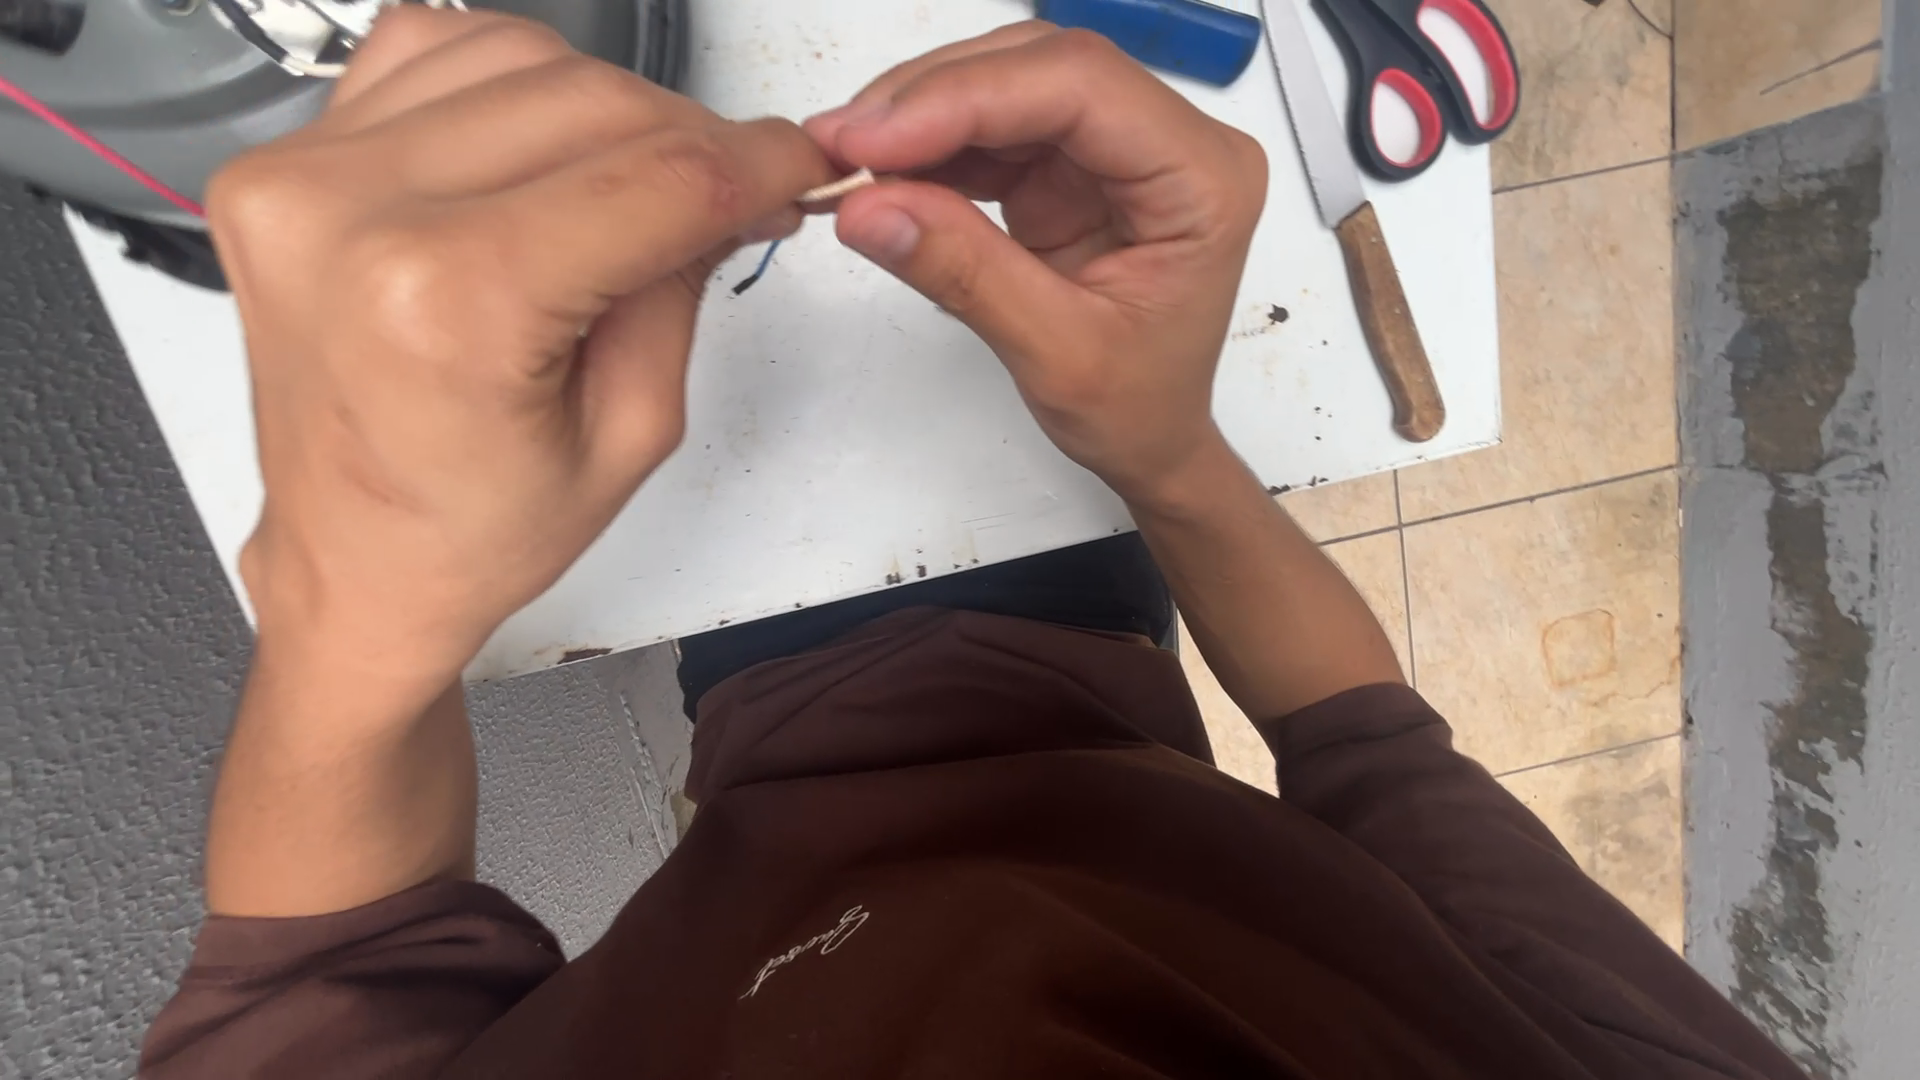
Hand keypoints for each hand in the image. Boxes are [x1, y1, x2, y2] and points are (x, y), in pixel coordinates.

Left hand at [209, 9, 832, 703]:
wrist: (362, 556)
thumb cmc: (489, 528)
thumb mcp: (636, 429)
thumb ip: (681, 294)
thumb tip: (730, 197)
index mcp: (456, 305)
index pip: (655, 182)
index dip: (756, 162)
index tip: (808, 164)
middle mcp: (358, 211)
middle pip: (594, 104)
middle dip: (701, 139)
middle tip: (753, 187)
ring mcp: (306, 171)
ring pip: (521, 59)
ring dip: (622, 109)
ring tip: (662, 180)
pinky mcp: (292, 160)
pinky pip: (434, 56)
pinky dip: (527, 84)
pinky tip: (570, 146)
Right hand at [805, 22, 1266, 506]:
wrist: (1148, 440)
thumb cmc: (1133, 410)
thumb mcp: (1054, 354)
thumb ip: (965, 274)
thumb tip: (864, 209)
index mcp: (1201, 180)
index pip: (1079, 88)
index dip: (963, 98)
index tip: (867, 138)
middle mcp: (1170, 145)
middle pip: (1040, 72)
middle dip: (931, 101)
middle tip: (839, 142)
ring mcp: (1118, 154)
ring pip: (1010, 93)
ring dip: (923, 121)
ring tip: (847, 160)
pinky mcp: (1075, 174)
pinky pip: (996, 140)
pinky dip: (934, 155)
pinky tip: (886, 176)